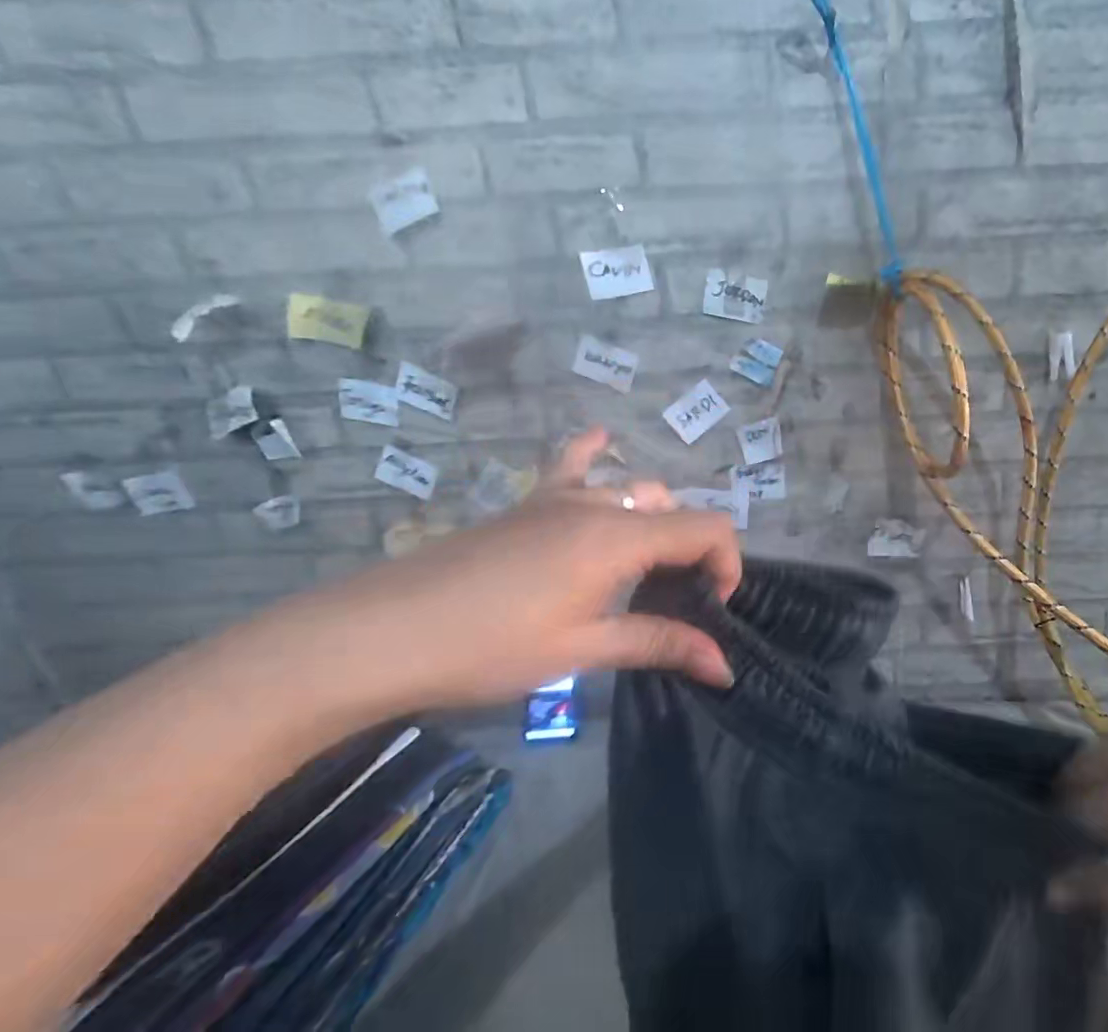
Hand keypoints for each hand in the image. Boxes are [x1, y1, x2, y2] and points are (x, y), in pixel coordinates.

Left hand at [267, 427, 739, 714]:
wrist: (379, 634)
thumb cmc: (488, 648)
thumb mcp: (582, 651)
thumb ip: (659, 645)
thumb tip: (724, 667)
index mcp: (618, 538)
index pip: (707, 528)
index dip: (728, 565)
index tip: (714, 610)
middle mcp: (598, 505)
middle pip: (676, 511)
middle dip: (695, 553)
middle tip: (677, 605)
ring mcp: (558, 497)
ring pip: (634, 491)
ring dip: (658, 524)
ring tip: (646, 571)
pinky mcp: (528, 504)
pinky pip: (573, 466)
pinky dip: (595, 455)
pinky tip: (603, 440)